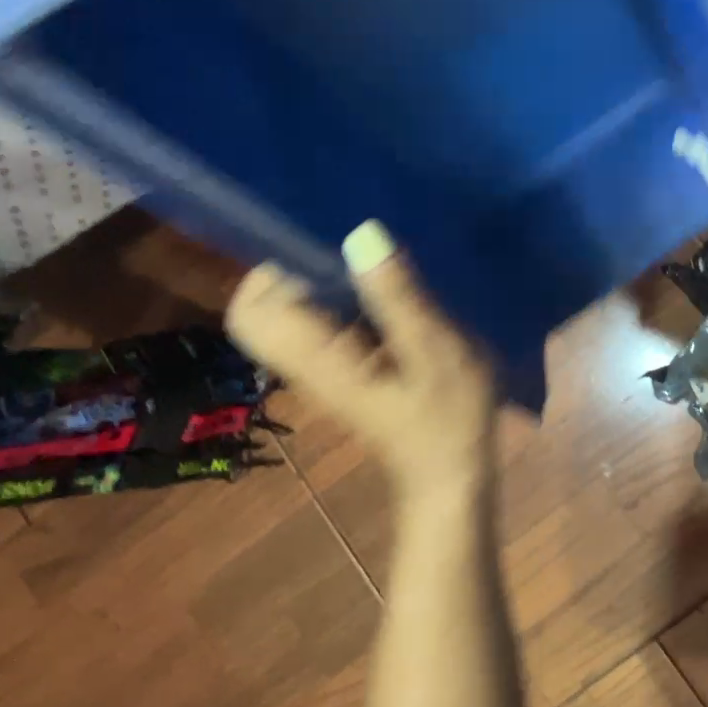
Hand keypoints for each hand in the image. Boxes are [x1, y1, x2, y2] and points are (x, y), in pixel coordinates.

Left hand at [225, 220, 499, 503]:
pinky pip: (326, 324)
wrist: (454, 473)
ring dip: (326, 283)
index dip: (275, 269)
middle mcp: (308, 362)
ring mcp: (326, 368)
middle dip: (298, 270)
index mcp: (318, 359)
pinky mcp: (348, 370)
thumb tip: (363, 233)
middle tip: (353, 253)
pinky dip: (347, 302)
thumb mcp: (436, 351)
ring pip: (297, 313)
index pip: (253, 310)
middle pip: (265, 308)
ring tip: (380, 264)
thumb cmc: (449, 417)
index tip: (325, 244)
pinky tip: (392, 295)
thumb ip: (399, 296)